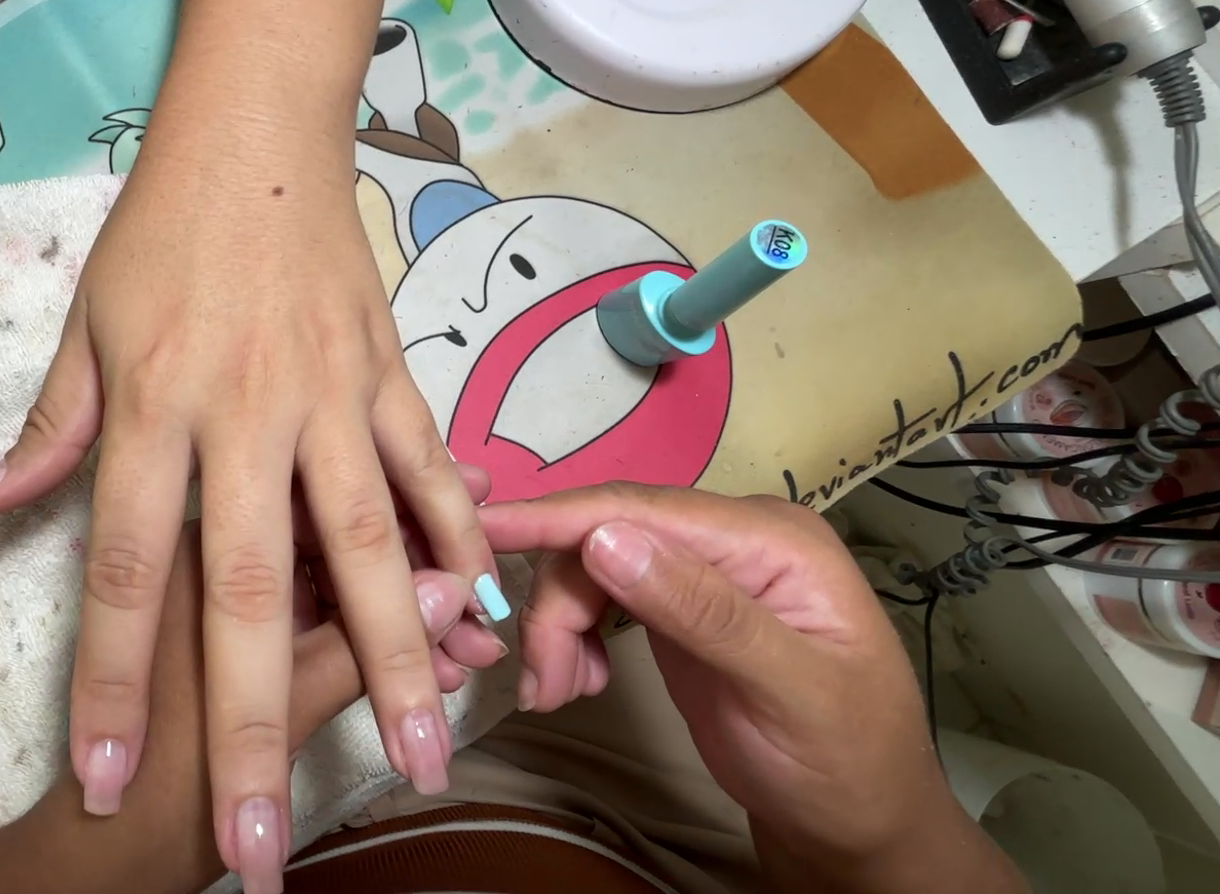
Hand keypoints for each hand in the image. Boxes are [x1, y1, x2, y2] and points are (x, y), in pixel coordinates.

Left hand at [0, 106, 503, 884]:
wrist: (257, 140)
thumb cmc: (163, 229)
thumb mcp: (87, 321)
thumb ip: (51, 426)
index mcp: (156, 406)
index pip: (130, 566)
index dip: (114, 681)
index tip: (106, 783)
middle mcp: (248, 415)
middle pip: (253, 584)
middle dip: (256, 722)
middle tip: (265, 845)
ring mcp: (332, 395)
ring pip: (369, 540)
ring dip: (399, 653)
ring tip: (424, 755)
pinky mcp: (390, 370)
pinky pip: (428, 463)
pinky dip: (460, 533)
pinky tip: (485, 606)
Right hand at [479, 485, 1024, 893]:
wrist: (854, 825)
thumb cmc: (844, 764)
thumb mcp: (788, 694)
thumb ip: (704, 612)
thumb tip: (604, 540)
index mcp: (766, 537)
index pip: (640, 508)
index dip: (555, 518)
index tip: (480, 529)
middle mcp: (724, 536)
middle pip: (601, 539)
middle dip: (558, 606)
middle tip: (541, 681)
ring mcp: (693, 565)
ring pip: (587, 568)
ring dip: (558, 628)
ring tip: (556, 691)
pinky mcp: (667, 597)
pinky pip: (594, 595)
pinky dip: (570, 636)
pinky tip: (578, 680)